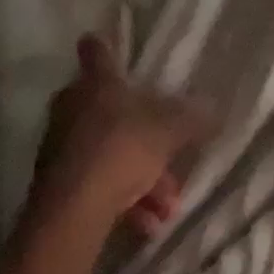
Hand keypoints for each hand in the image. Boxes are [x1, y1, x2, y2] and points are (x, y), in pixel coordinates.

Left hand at [25, 34, 209, 238]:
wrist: (74, 206)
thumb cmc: (120, 151)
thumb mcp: (167, 133)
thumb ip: (191, 120)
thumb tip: (213, 110)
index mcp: (96, 83)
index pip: (98, 52)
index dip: (106, 49)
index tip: (112, 49)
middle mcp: (73, 108)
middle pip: (114, 116)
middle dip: (148, 144)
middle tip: (173, 168)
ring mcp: (63, 147)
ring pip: (112, 158)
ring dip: (144, 184)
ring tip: (166, 210)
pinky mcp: (59, 184)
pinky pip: (101, 187)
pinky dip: (126, 204)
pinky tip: (147, 225)